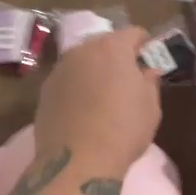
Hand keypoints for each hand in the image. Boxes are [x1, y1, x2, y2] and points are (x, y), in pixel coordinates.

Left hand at [34, 28, 162, 173]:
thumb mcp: (151, 106)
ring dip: (94, 71)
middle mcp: (81, 50)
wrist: (78, 161)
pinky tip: (83, 111)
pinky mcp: (44, 91)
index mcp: (112, 48)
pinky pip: (67, 81)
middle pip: (104, 44)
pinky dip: (76, 88)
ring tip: (103, 96)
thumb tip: (147, 70)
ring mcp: (59, 69)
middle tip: (127, 80)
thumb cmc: (124, 130)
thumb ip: (150, 81)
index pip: (134, 33)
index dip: (145, 45)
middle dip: (117, 56)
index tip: (149, 60)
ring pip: (82, 62)